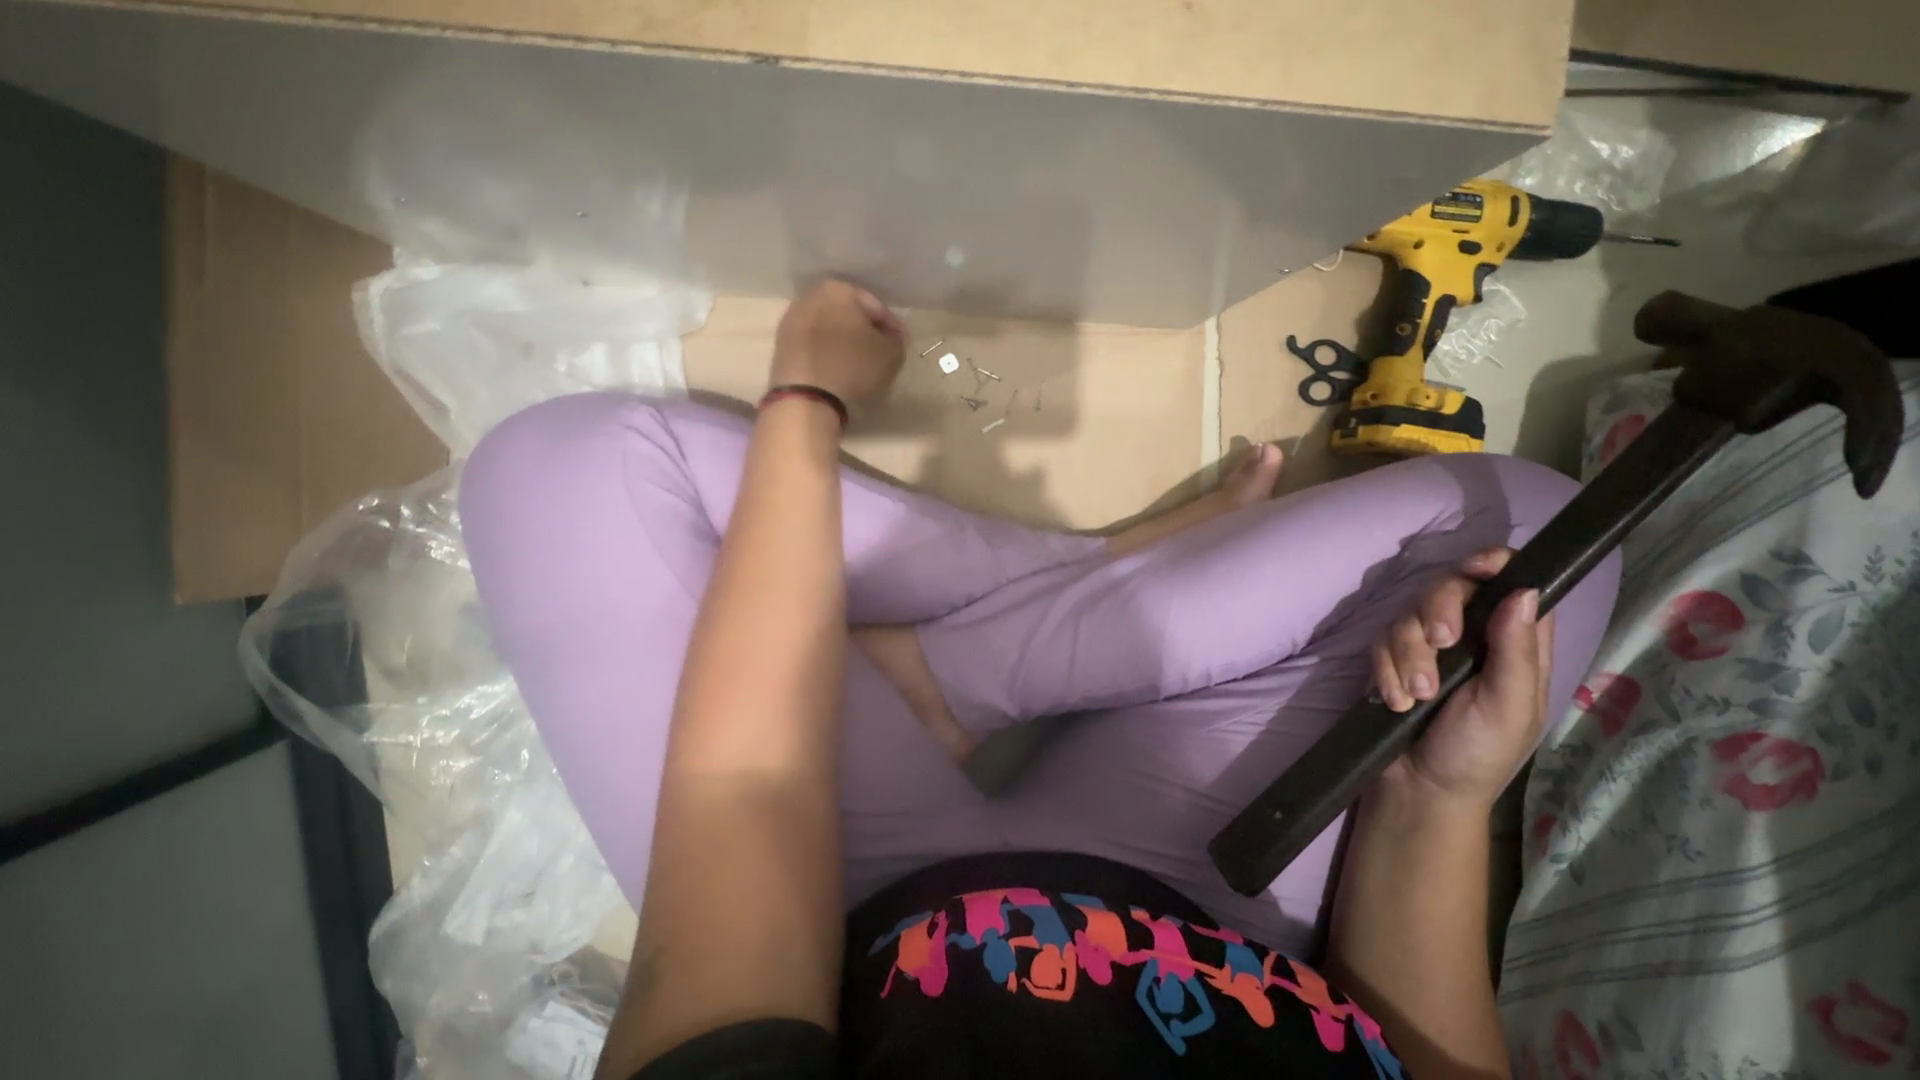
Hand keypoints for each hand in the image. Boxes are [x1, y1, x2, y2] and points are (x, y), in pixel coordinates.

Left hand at [771, 280, 905, 416]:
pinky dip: (826, 355)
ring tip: (858, 365)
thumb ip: (896, 340)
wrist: (804, 398)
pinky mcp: (780, 347)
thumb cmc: (853, 366)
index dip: (893, 327)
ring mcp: (791, 321)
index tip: (903, 345)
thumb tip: (889, 338)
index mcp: (839, 289)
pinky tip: (837, 372)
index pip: (876, 306)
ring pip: (828, 330)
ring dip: (844, 343)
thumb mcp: (891, 354)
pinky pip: (813, 347)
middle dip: (864, 331)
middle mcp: (811, 296)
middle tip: (881, 352)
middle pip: (848, 314)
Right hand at [1370, 548, 1554, 808]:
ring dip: (1408, 654)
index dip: (1495, 566)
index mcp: (1515, 643)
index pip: (1512, 584)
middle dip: (1436, 611)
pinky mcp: (1394, 661)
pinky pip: (1380, 643)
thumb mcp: (1509, 706)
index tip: (1475, 568)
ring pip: (1408, 615)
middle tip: (1438, 643)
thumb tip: (1524, 590)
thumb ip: (1516, 651)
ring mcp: (1429, 648)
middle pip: (1450, 588)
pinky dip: (1386, 671)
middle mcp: (1473, 637)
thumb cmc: (1478, 754)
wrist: (1421, 791)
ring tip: (1415, 697)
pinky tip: (1395, 702)